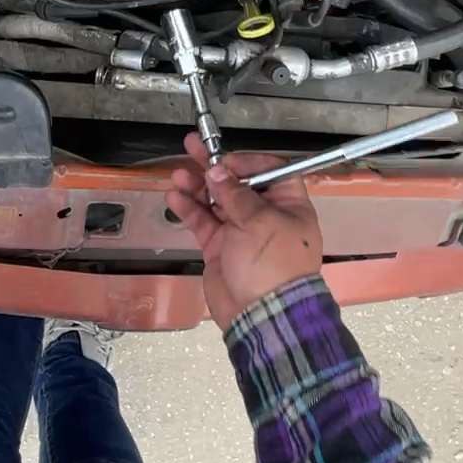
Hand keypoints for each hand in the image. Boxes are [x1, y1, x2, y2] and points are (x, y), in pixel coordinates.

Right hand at [166, 133, 323, 328]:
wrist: (261, 315)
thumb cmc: (272, 264)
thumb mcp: (260, 222)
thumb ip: (235, 194)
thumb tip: (216, 171)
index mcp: (288, 207)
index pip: (270, 172)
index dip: (248, 162)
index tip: (226, 160)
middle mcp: (265, 216)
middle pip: (238, 183)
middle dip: (214, 167)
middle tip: (192, 147)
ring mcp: (241, 232)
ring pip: (216, 201)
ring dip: (196, 187)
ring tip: (177, 175)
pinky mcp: (220, 248)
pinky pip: (203, 222)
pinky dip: (189, 209)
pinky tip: (174, 197)